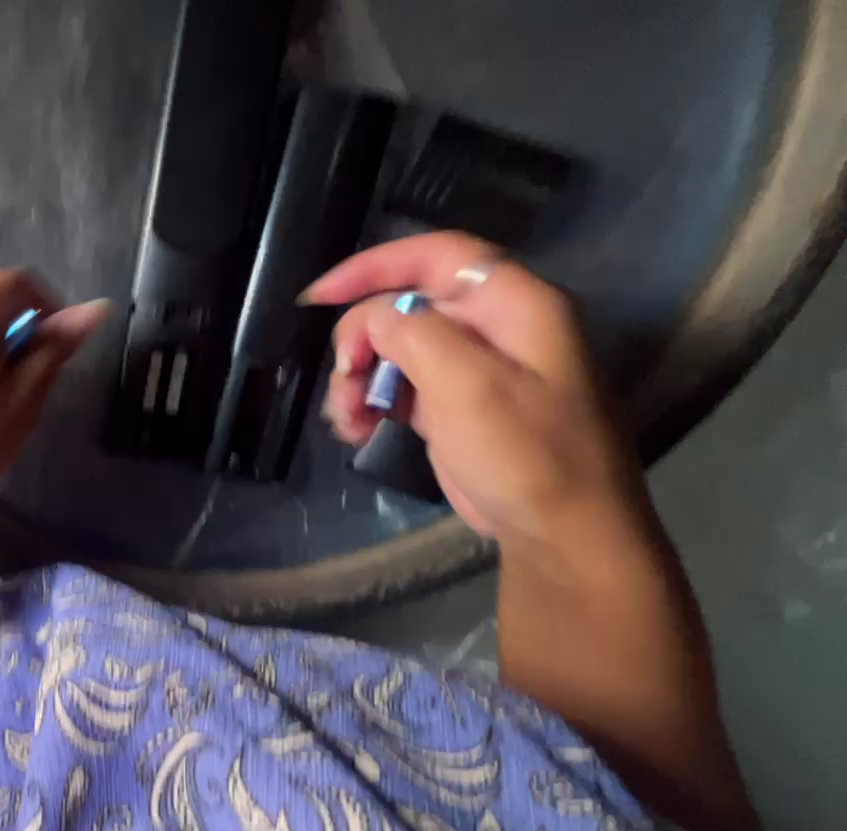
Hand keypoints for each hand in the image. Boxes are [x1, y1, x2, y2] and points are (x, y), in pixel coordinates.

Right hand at [305, 231, 651, 559]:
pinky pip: (396, 387)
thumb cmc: (524, 453)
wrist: (559, 528)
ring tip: (346, 421)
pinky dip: (367, 404)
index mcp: (513, 306)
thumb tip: (371, 319)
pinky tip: (356, 430)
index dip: (373, 266)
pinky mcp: (452, 406)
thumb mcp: (468, 386)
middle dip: (359, 342)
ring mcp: (470, 369)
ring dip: (357, 380)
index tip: (318, 298)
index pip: (437, 256)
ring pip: (391, 350)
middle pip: (403, 308)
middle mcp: (491, 328)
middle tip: (343, 384)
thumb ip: (415, 335)